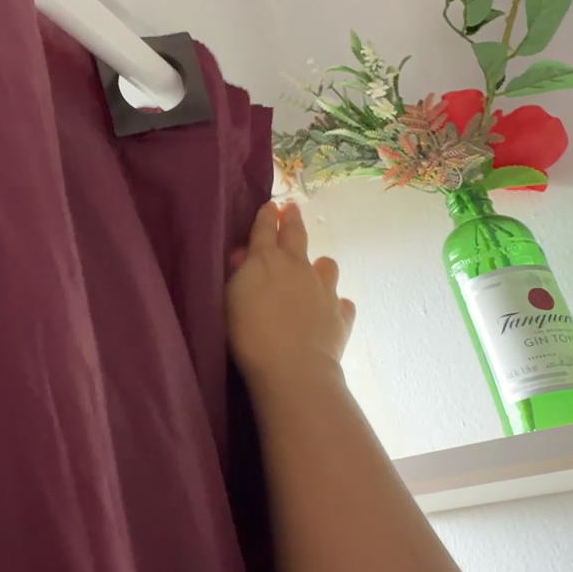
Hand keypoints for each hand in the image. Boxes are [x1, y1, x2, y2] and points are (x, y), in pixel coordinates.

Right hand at [227, 200, 355, 385]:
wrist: (292, 367)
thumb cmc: (248, 334)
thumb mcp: (230, 300)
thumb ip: (239, 274)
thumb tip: (245, 256)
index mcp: (266, 260)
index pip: (265, 229)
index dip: (267, 215)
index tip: (271, 205)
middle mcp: (298, 267)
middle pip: (297, 235)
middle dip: (293, 220)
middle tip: (292, 209)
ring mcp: (324, 290)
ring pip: (326, 265)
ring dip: (319, 265)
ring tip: (314, 270)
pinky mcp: (341, 314)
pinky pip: (342, 303)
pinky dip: (335, 304)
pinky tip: (329, 311)